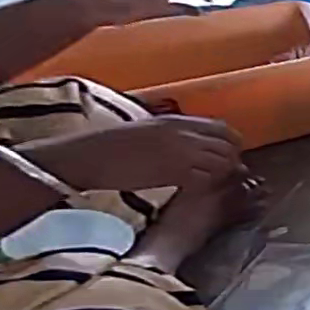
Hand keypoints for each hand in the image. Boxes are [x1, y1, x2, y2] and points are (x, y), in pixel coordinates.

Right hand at [22, 115, 243, 191]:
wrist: (77, 158)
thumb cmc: (105, 145)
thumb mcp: (146, 129)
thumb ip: (175, 132)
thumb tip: (200, 142)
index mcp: (175, 122)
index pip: (223, 129)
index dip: (232, 142)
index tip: (229, 153)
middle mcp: (183, 135)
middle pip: (229, 147)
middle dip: (232, 160)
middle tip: (225, 171)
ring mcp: (181, 153)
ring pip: (224, 163)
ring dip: (224, 174)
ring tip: (214, 180)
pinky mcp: (174, 172)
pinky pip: (207, 179)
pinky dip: (209, 184)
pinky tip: (199, 187)